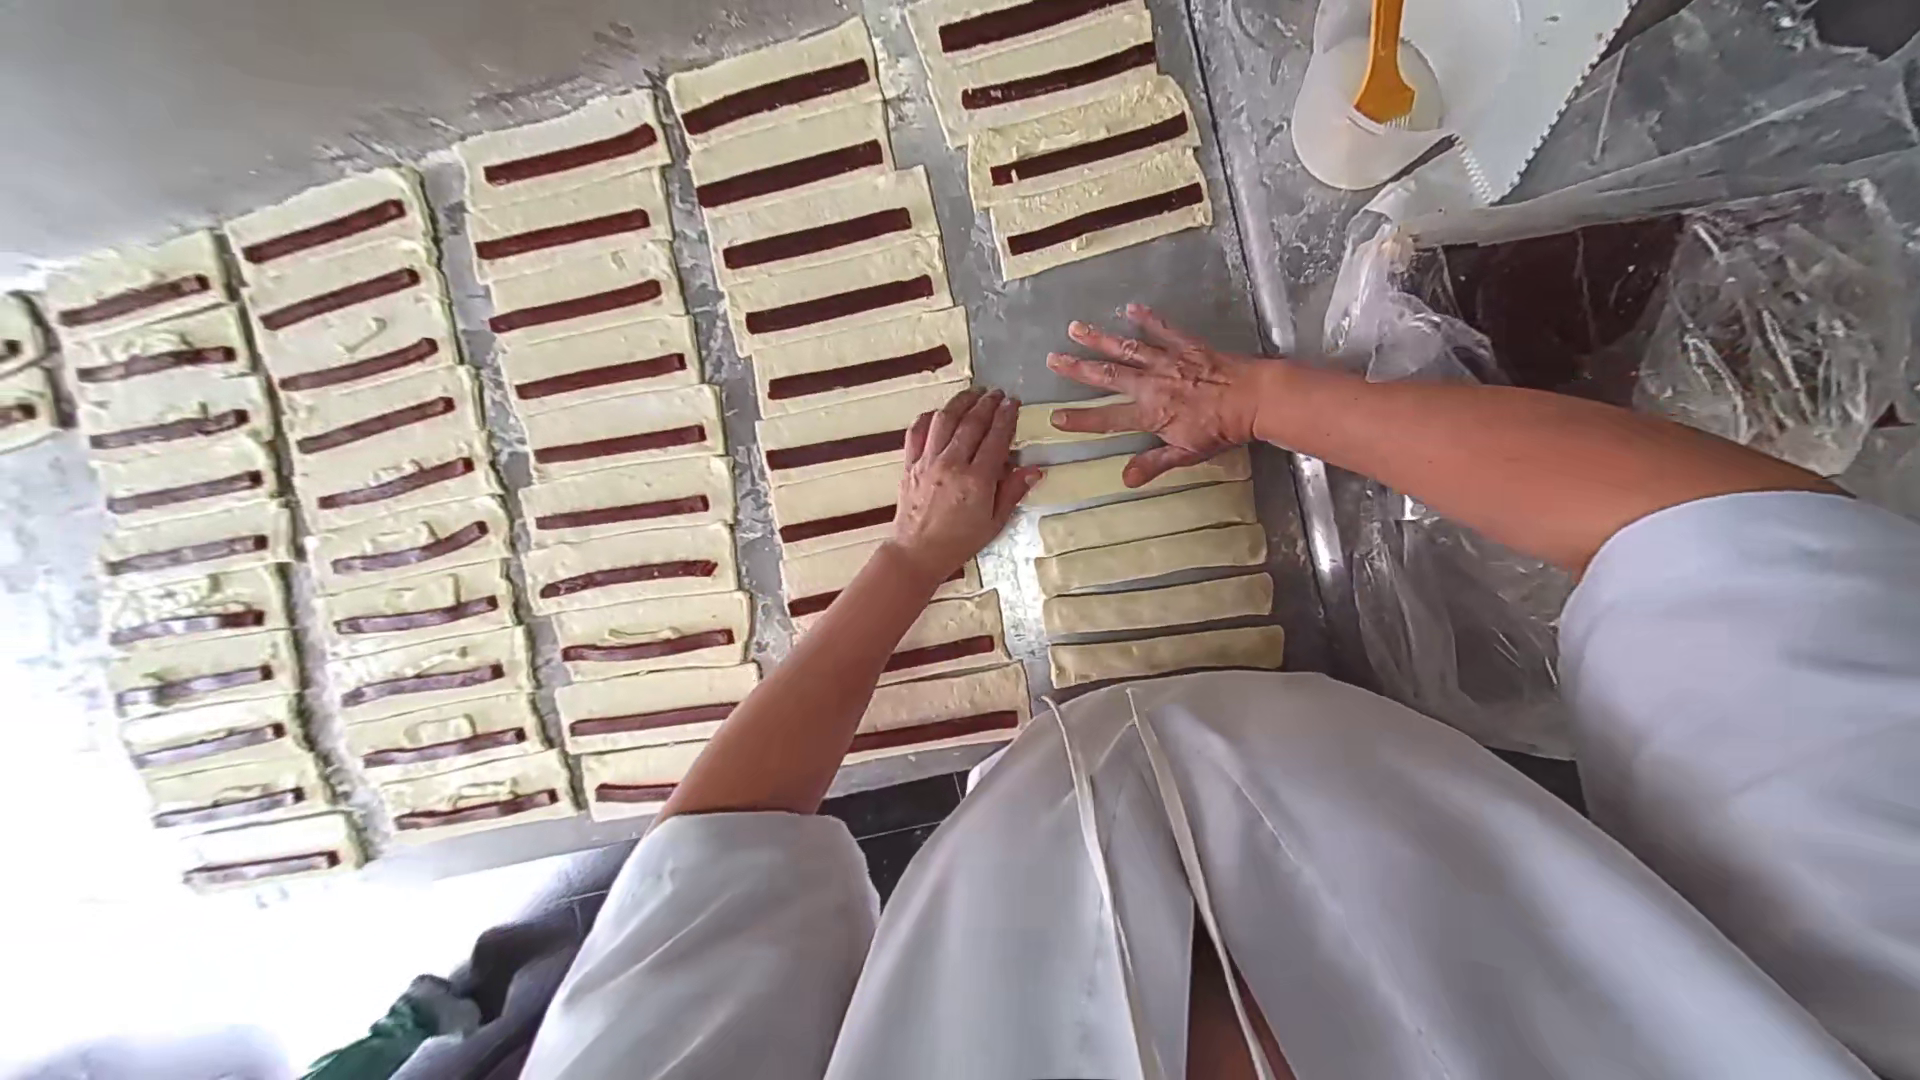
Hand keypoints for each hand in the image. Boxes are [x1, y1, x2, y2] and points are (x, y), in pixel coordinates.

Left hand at [888, 387, 1042, 582]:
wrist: (918, 552)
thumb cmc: (959, 542)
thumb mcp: (995, 522)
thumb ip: (1013, 492)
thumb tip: (1034, 469)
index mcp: (976, 480)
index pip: (996, 437)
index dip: (1007, 416)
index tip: (1013, 402)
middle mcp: (952, 465)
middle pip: (972, 422)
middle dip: (987, 403)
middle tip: (997, 394)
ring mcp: (927, 462)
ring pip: (944, 419)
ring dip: (960, 402)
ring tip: (973, 394)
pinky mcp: (910, 464)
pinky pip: (916, 431)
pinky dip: (928, 417)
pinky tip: (938, 412)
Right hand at [1046, 304, 1272, 485]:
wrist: (1256, 399)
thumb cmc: (1222, 430)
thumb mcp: (1186, 454)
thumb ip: (1154, 464)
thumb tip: (1125, 480)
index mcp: (1150, 414)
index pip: (1106, 419)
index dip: (1079, 420)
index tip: (1055, 418)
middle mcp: (1151, 385)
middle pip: (1107, 376)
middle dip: (1077, 368)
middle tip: (1053, 359)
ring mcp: (1167, 362)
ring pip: (1126, 348)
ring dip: (1099, 338)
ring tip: (1075, 328)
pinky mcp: (1186, 346)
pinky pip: (1163, 329)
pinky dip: (1147, 318)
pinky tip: (1130, 309)